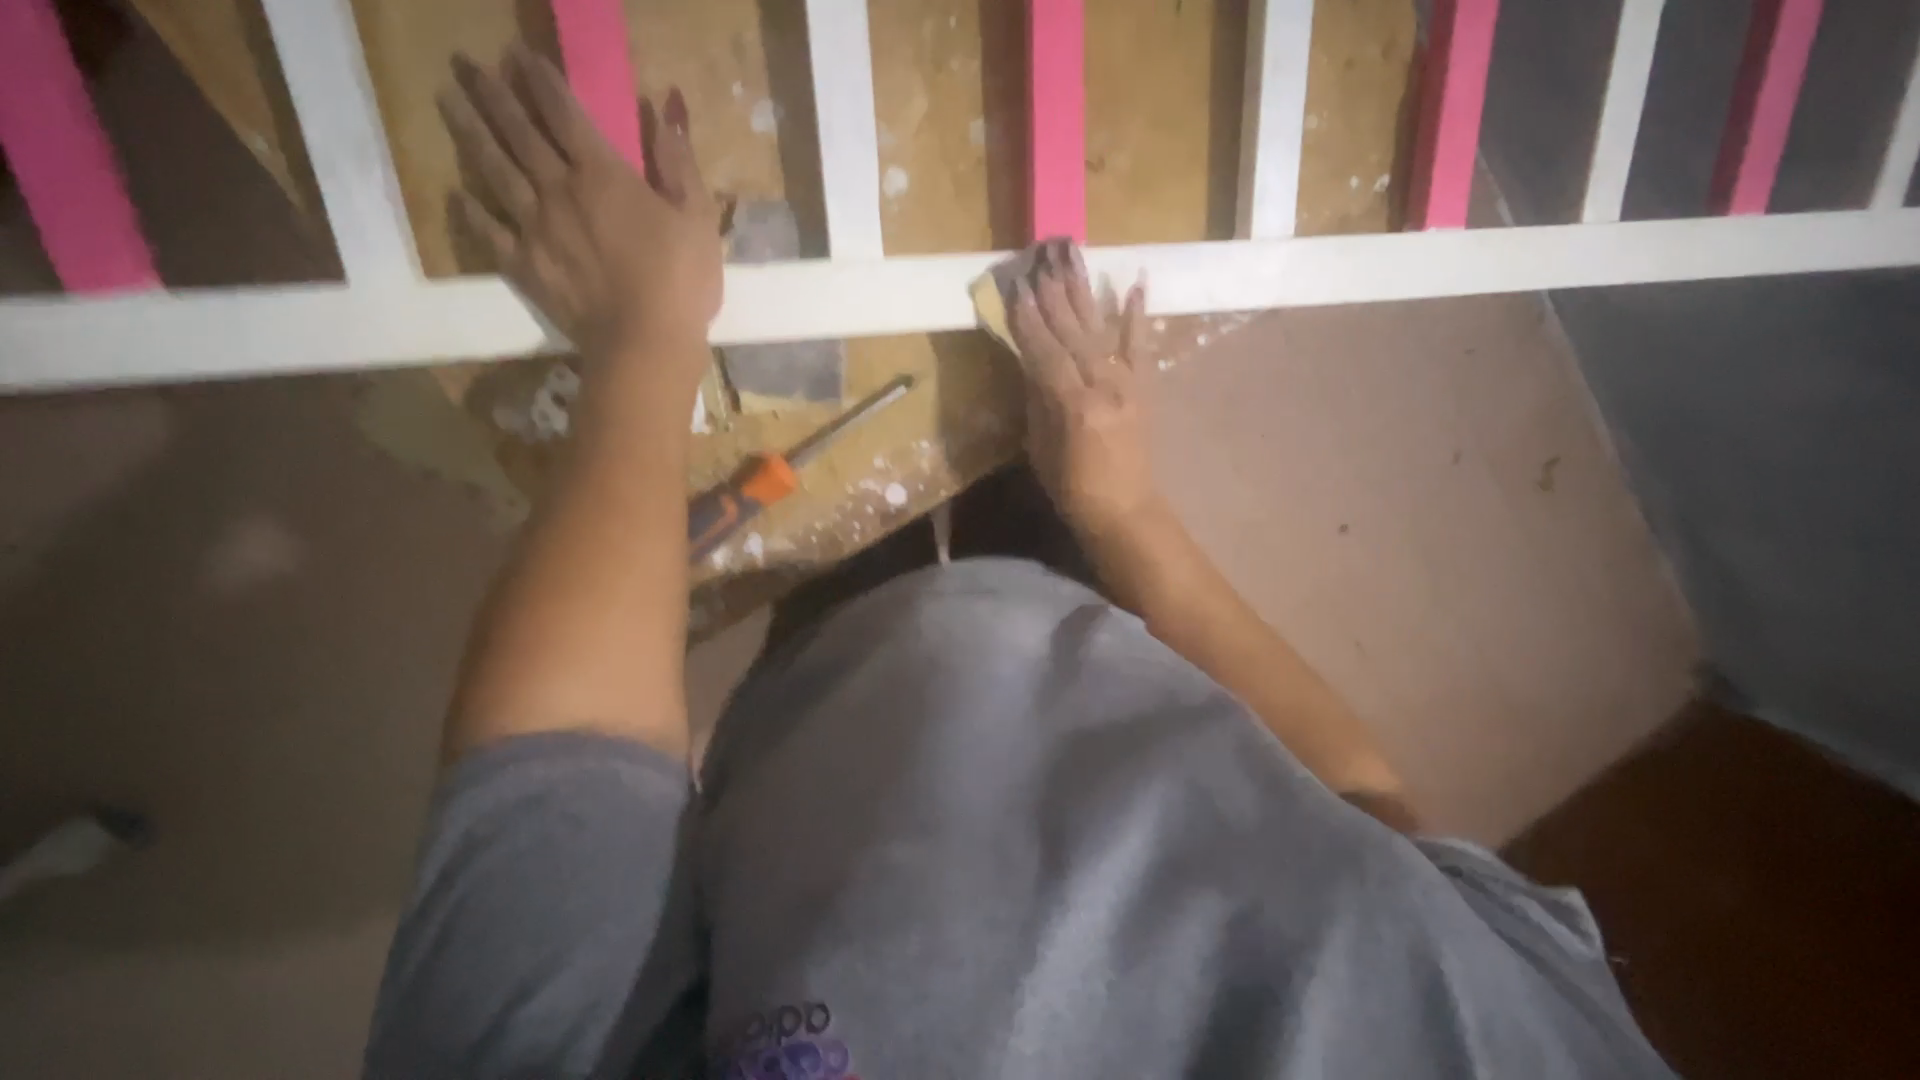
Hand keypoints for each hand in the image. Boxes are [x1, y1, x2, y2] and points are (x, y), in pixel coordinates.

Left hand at [439, 46, 721, 390]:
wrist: (644, 342)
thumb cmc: (681, 280)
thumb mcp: (698, 217)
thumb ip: (677, 162)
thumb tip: (664, 109)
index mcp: (602, 173)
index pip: (563, 112)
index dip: (540, 79)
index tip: (519, 55)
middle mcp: (558, 189)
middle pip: (518, 131)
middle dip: (493, 93)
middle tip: (466, 66)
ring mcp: (534, 227)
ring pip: (494, 169)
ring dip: (469, 131)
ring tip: (448, 101)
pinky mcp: (524, 265)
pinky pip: (489, 230)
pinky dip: (471, 210)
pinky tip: (458, 193)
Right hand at [1009, 239, 1162, 538]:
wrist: (1126, 510)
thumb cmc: (1073, 489)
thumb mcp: (1041, 449)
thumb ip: (1037, 401)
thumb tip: (1029, 362)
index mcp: (1074, 404)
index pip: (1045, 352)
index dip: (1028, 321)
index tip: (1015, 287)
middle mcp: (1104, 386)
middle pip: (1073, 333)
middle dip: (1054, 295)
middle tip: (1040, 260)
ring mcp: (1128, 383)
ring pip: (1101, 330)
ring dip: (1085, 293)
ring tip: (1072, 258)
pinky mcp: (1144, 387)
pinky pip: (1140, 345)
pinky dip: (1137, 313)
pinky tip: (1134, 282)